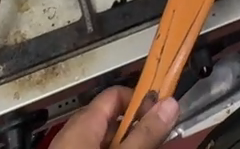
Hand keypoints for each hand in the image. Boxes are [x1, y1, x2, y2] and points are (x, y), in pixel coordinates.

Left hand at [47, 86, 178, 148]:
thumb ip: (145, 134)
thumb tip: (168, 107)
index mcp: (82, 124)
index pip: (115, 95)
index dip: (140, 101)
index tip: (161, 113)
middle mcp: (72, 136)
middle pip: (111, 121)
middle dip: (136, 129)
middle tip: (157, 141)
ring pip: (103, 142)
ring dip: (126, 146)